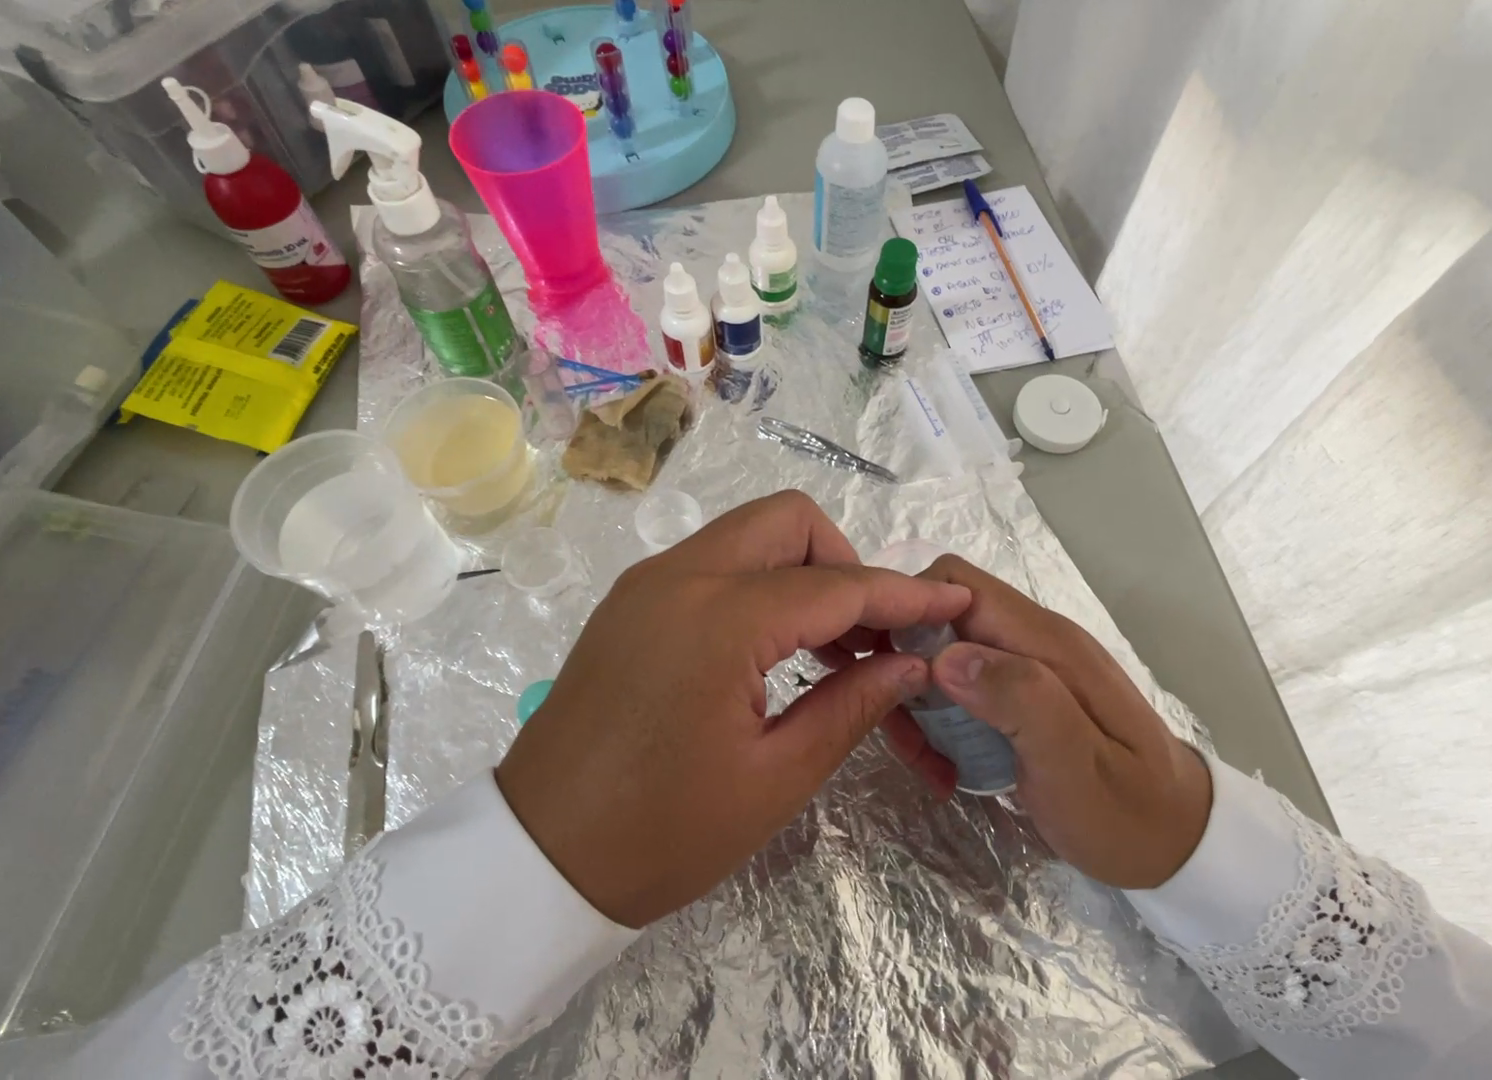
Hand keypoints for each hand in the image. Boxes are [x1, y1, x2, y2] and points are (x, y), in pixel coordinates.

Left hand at [496, 491, 972, 927]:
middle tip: (873, 635)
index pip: (836, 585)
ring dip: (803, 573)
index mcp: (719, 619)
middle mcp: (680, 576)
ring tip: (836, 650)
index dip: (905, 592)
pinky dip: (761, 587)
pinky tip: (779, 650)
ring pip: (749, 536)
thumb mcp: (774, 778)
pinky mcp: (631, 603)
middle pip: (788, 523)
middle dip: (846, 563)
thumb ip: (851, 705)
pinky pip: (714, 565)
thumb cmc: (661, 833)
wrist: (537, 856)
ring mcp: (648, 584)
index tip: (954, 599)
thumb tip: (909, 663)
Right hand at [882, 556, 1213, 889]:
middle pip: (942, 618)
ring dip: (920, 701)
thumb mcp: (1074, 765)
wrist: (1180, 841)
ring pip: (946, 654)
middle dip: (906, 666)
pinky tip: (950, 762)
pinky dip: (942, 719)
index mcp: (1046, 643)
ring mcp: (1031, 667)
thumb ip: (1020, 701)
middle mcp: (1035, 640)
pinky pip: (964, 686)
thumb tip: (945, 656)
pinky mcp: (1026, 695)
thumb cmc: (1127, 812)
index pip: (954, 584)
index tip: (887, 675)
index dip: (909, 614)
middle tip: (906, 736)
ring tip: (928, 759)